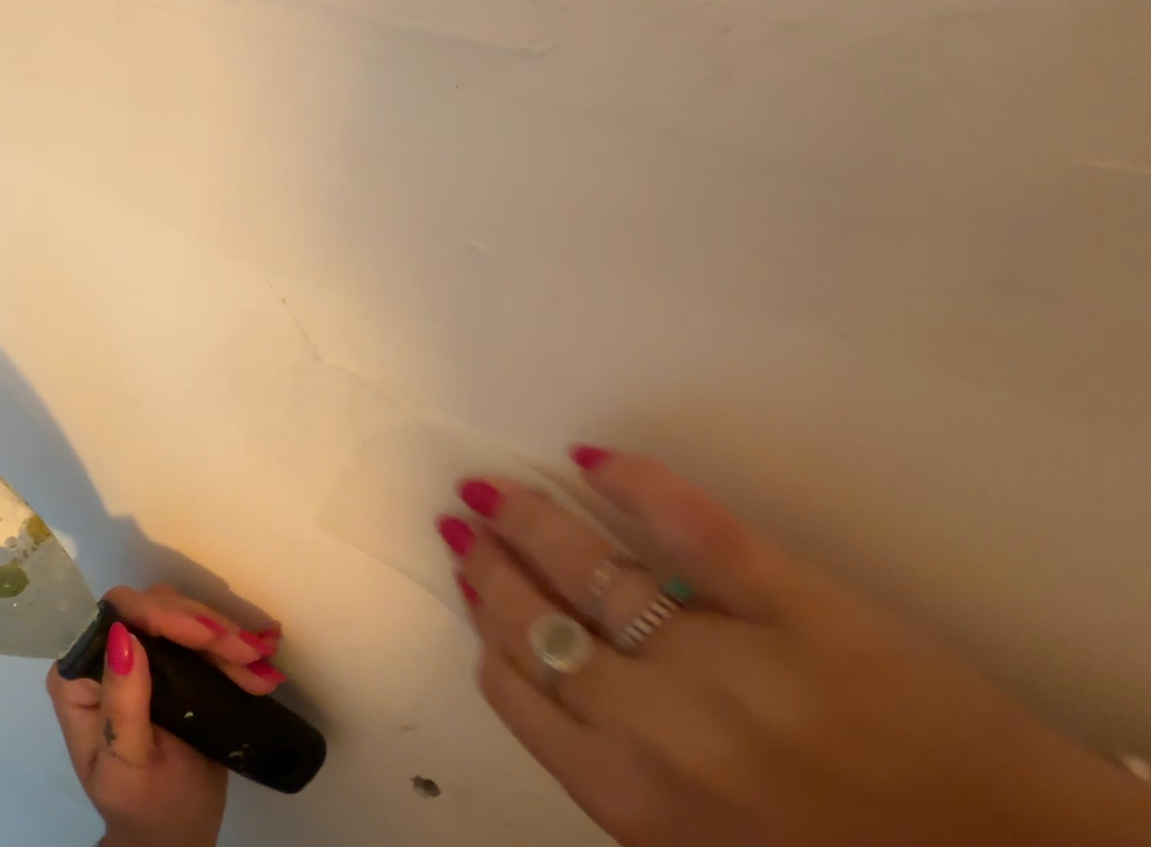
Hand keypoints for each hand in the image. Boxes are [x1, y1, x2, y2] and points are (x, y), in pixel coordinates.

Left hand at [46, 584, 286, 846]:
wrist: (176, 834)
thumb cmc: (141, 807)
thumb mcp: (126, 765)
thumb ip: (122, 704)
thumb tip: (124, 636)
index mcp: (82, 677)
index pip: (115, 618)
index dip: (160, 614)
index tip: (205, 636)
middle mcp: (109, 656)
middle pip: (156, 608)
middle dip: (206, 626)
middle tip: (248, 654)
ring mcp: (146, 655)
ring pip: (186, 615)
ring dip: (228, 634)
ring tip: (262, 660)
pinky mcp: (178, 663)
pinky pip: (206, 636)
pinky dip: (238, 640)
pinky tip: (265, 650)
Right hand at [441, 446, 1150, 846]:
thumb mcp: (690, 842)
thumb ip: (606, 768)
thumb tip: (540, 674)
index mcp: (626, 792)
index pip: (511, 682)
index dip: (482, 624)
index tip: (469, 585)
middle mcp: (655, 722)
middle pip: (533, 617)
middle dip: (488, 564)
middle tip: (466, 524)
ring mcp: (723, 655)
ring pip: (589, 566)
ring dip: (529, 520)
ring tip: (496, 493)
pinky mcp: (800, 603)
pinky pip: (696, 526)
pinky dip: (639, 482)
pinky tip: (594, 457)